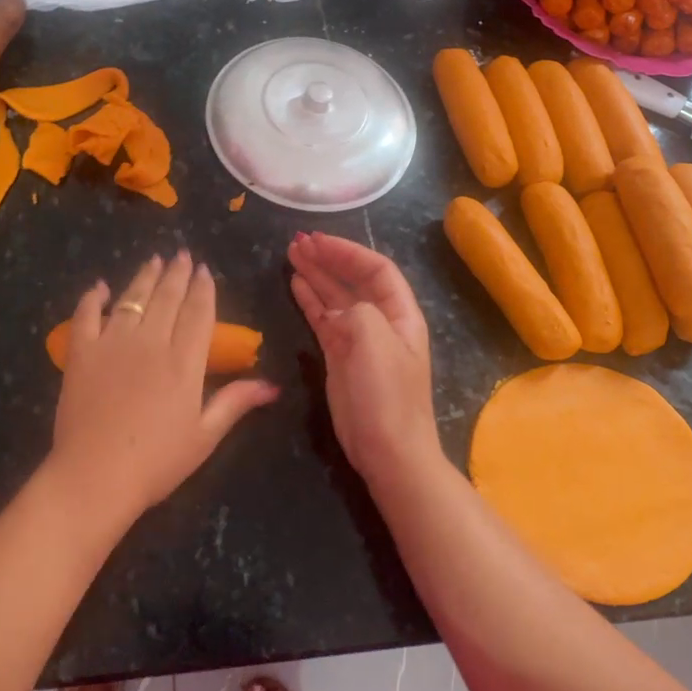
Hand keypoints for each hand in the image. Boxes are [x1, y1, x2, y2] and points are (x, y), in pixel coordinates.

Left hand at [47, 251, 278, 522]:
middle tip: (182, 254)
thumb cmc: (157, 462)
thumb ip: (235, 403)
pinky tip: (100, 287)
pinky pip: (86, 315)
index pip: (198, 313)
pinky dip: (93, 297)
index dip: (203, 289)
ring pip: (132, 299)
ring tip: (154, 260)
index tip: (204, 270)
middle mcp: (151, 342)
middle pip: (167, 298)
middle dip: (177, 273)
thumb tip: (272, 385)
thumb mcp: (205, 436)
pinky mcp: (81, 353)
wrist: (95, 475)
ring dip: (144, 277)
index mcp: (184, 361)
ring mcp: (112, 343)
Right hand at [288, 233, 441, 484]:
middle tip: (296, 242)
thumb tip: (336, 311)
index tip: (318, 240)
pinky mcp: (341, 358)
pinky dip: (310, 301)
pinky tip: (295, 284)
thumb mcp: (375, 340)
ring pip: (335, 297)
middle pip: (353, 279)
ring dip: (316, 275)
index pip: (376, 269)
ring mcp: (360, 340)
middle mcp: (381, 321)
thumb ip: (356, 310)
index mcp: (400, 314)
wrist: (387, 450)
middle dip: (328, 258)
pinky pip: (324, 320)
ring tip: (290, 254)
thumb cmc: (386, 394)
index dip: (348, 251)